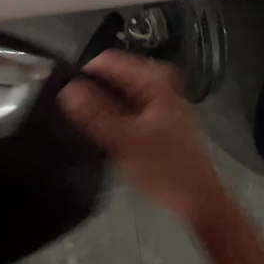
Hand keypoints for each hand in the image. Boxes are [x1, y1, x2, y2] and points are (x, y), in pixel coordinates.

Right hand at [58, 50, 228, 223]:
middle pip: (112, 75)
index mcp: (154, 79)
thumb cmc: (166, 170)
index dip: (84, 74)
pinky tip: (97, 131)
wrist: (199, 203)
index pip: (107, 61)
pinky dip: (111, 114)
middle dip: (91, 90)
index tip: (64, 95)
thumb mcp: (125, 142)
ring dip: (99, 104)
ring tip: (78, 122)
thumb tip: (65, 88)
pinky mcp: (156, 117)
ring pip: (117, 91)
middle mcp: (158, 82)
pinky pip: (125, 105)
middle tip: (69, 111)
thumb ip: (95, 114)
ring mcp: (158, 99)